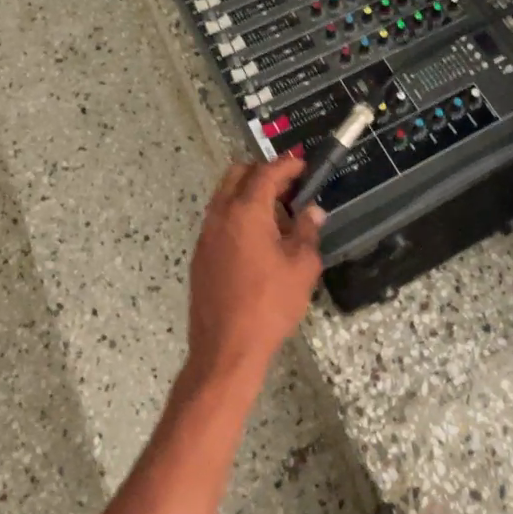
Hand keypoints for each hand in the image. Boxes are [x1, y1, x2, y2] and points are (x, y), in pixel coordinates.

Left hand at [186, 156, 326, 378]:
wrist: (226, 349)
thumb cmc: (270, 305)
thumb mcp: (301, 267)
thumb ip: (307, 232)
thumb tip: (312, 210)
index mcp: (246, 211)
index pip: (267, 173)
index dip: (287, 165)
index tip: (303, 164)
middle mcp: (220, 215)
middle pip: (238, 175)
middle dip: (263, 173)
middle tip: (289, 188)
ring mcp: (205, 235)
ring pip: (224, 196)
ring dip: (248, 195)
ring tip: (277, 217)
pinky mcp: (200, 256)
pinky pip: (218, 220)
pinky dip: (237, 216)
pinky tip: (257, 241)